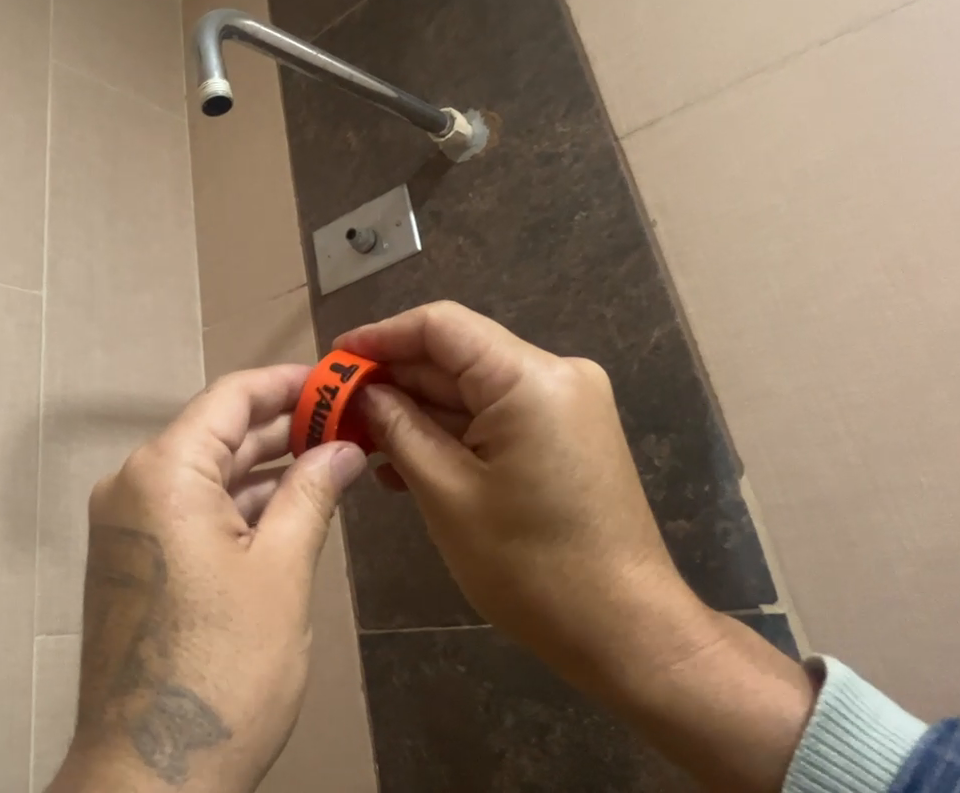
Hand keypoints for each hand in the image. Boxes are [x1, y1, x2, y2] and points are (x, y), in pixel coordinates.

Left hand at [50, 366, 367, 792]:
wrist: (150, 771)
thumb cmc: (223, 667)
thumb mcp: (281, 571)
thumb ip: (311, 493)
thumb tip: (343, 446)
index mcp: (162, 472)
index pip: (229, 398)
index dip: (285, 383)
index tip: (334, 379)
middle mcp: (132, 485)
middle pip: (216, 433)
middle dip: (282, 427)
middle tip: (347, 420)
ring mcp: (127, 523)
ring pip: (206, 474)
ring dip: (264, 467)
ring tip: (330, 456)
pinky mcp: (134, 558)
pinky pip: (191, 510)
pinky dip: (238, 505)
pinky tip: (289, 504)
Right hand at [338, 302, 812, 792]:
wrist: (626, 633)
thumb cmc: (530, 567)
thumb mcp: (445, 493)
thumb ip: (396, 427)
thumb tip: (360, 392)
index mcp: (529, 379)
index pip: (440, 326)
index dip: (380, 336)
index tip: (333, 361)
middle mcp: (554, 375)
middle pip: (454, 355)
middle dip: (393, 379)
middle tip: (336, 406)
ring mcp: (564, 404)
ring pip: (469, 387)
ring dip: (416, 410)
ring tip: (360, 440)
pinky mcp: (564, 433)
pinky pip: (493, 414)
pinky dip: (449, 431)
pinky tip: (404, 462)